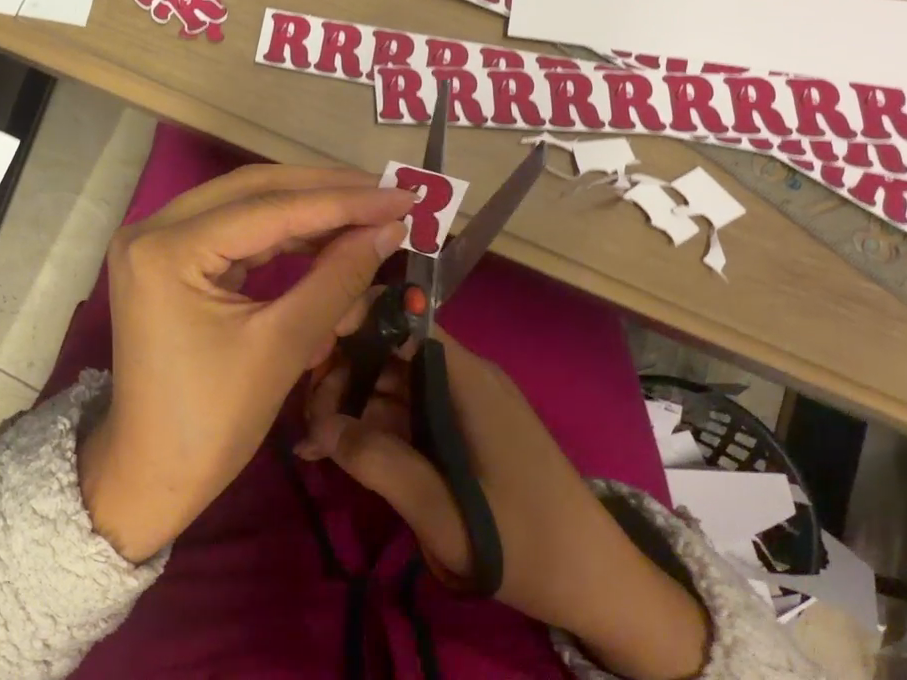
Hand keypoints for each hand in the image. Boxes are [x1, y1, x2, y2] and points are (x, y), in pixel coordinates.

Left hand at [78, 165, 409, 562]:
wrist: (154, 471)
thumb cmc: (214, 420)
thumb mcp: (283, 344)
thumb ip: (337, 277)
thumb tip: (389, 228)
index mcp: (166, 249)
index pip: (267, 209)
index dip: (342, 201)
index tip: (406, 195)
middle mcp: (150, 229)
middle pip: (250, 192)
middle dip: (323, 192)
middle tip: (390, 194)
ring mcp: (152, 243)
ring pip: (240, 207)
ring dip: (304, 210)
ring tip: (369, 212)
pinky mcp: (163, 261)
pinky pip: (228, 233)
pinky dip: (277, 236)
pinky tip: (324, 237)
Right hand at [298, 329, 709, 679]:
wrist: (601, 587)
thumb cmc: (526, 545)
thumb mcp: (443, 512)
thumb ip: (376, 462)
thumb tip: (316, 427)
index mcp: (465, 380)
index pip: (400, 318)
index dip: (348, 323)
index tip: (304, 356)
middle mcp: (463, 378)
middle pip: (387, 351)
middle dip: (340, 375)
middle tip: (306, 422)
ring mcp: (464, 403)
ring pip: (392, 382)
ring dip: (351, 404)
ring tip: (313, 443)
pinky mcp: (464, 429)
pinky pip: (408, 410)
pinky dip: (374, 426)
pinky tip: (342, 453)